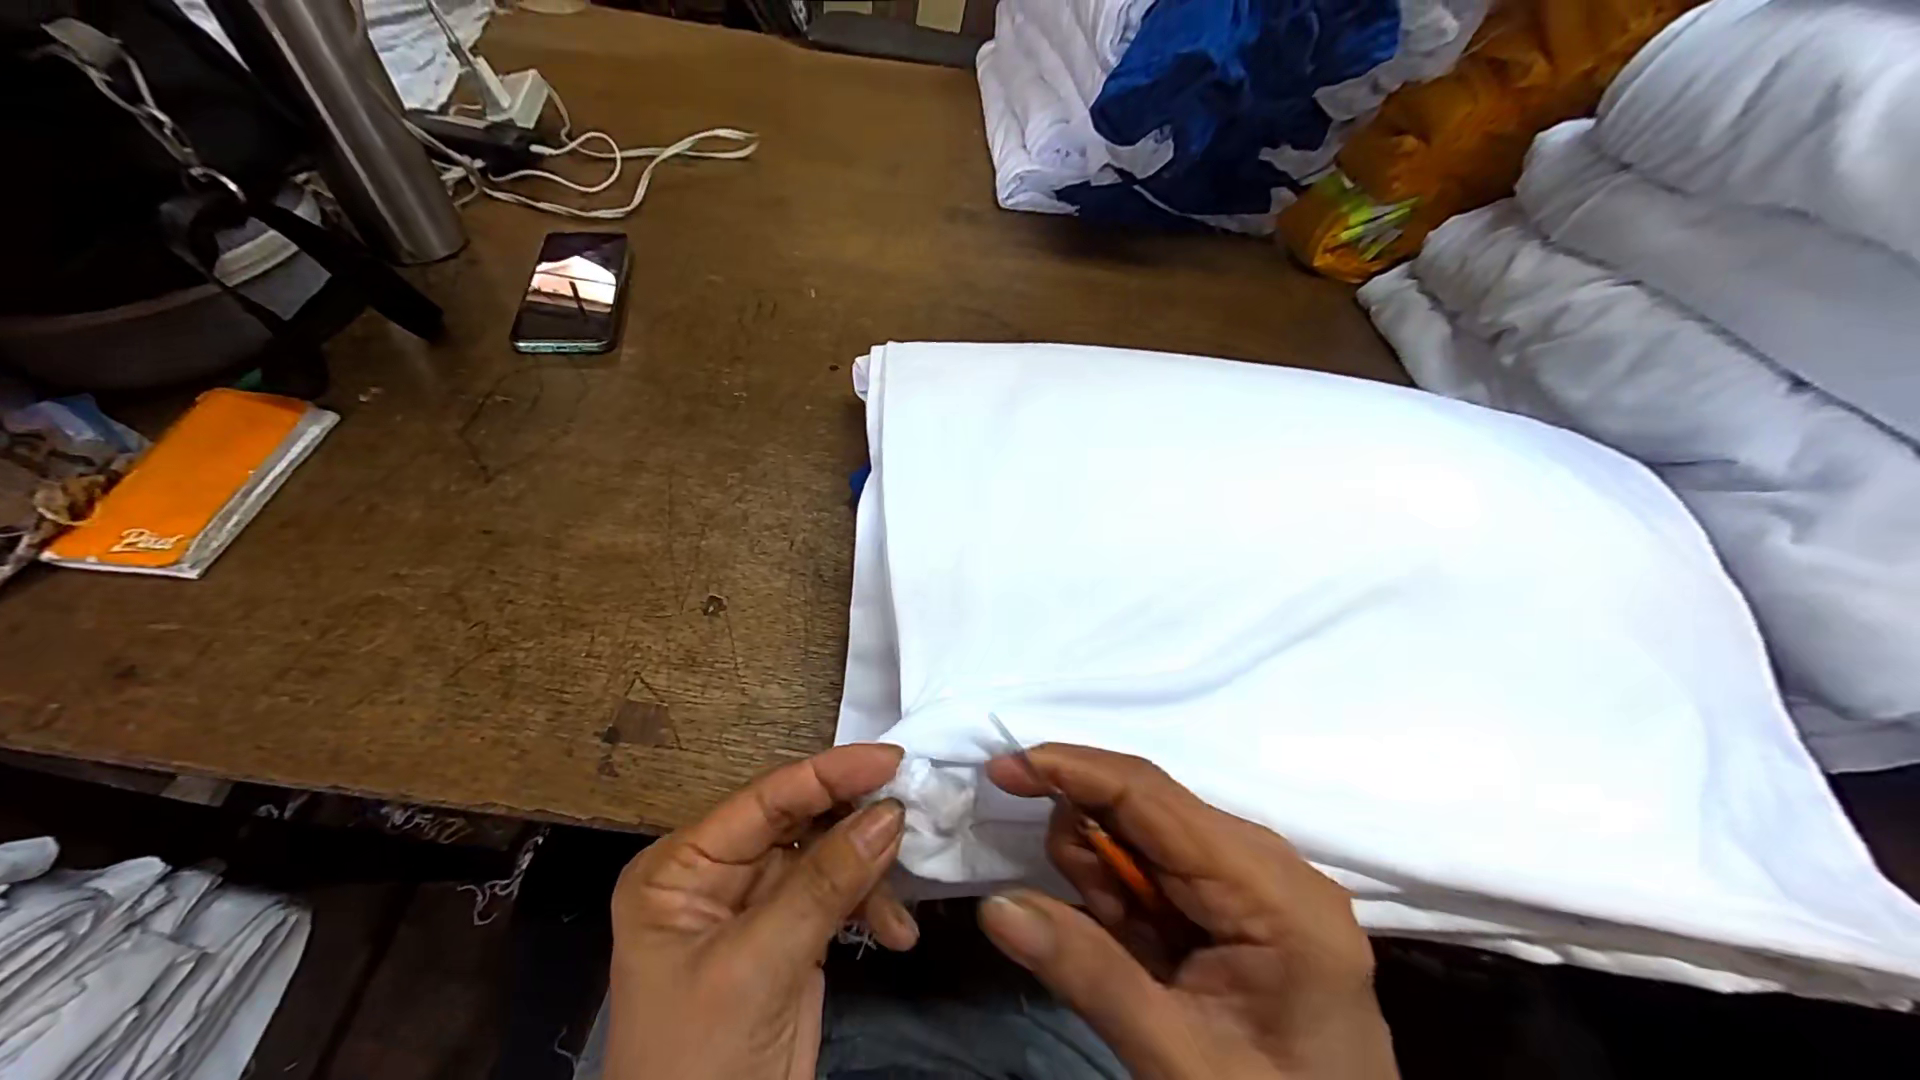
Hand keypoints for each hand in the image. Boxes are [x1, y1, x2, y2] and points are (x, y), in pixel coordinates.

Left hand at [604, 743, 916, 1079]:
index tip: (893, 759)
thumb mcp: (758, 967)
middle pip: (799, 820)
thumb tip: (890, 812)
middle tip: (913, 812)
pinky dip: (872, 906)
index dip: (830, 773)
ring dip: (870, 870)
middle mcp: (717, 872)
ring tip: (903, 895)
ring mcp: (756, 904)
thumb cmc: (700, 1062)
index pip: (764, 799)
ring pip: (827, 854)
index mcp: (682, 866)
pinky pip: (839, 895)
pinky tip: (897, 934)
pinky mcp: (790, 934)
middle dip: (855, 819)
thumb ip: (824, 883)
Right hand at [978, 745, 1398, 1079]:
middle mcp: (1269, 863)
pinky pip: (1159, 862)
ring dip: (1108, 879)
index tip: (1002, 769)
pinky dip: (1127, 894)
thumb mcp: (1179, 1059)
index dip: (1073, 771)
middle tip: (1089, 920)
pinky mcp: (1241, 893)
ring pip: (1144, 833)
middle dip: (1091, 848)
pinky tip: (1142, 946)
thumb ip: (1090, 976)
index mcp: (1274, 893)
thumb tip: (995, 906)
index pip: (1154, 798)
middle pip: (1146, 809)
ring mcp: (1258, 875)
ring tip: (1129, 954)